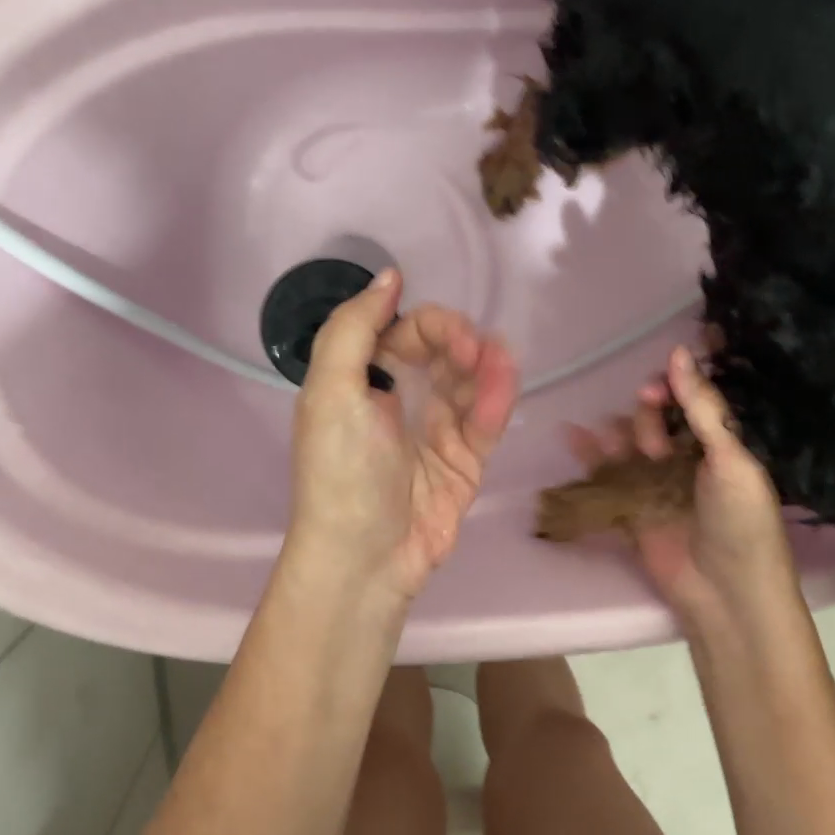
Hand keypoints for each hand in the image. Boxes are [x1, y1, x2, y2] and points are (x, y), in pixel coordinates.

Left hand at [287, 269, 518, 600]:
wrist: (363, 559)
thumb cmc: (341, 471)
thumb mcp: (329, 391)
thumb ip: (353, 327)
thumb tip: (389, 275)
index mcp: (359, 381)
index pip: (400, 332)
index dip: (425, 324)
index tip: (444, 330)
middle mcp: (398, 400)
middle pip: (439, 351)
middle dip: (457, 340)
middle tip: (470, 349)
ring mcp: (434, 431)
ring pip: (467, 381)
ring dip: (484, 364)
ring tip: (498, 359)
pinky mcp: (464, 461)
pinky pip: (485, 420)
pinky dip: (496, 398)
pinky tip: (505, 380)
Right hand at [571, 347, 798, 616]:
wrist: (728, 596)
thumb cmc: (741, 523)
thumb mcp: (730, 459)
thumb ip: (702, 408)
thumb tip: (678, 351)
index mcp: (720, 448)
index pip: (693, 405)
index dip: (675, 388)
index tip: (658, 383)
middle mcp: (688, 463)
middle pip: (658, 423)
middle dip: (647, 411)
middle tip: (643, 405)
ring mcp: (658, 487)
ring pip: (631, 447)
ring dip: (617, 431)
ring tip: (602, 426)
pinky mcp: (633, 511)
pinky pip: (609, 477)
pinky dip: (591, 456)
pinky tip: (571, 435)